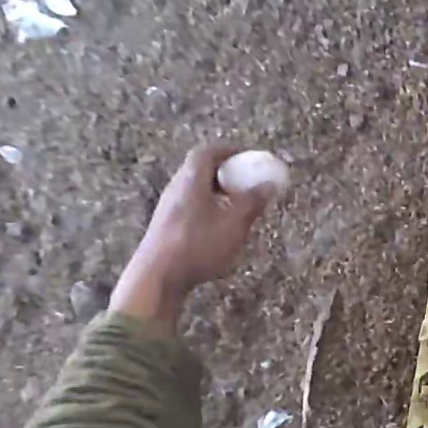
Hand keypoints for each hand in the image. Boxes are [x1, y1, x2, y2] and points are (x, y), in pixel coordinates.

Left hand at [109, 145, 275, 329]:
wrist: (157, 276)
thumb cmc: (198, 246)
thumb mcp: (234, 224)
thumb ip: (252, 202)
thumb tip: (269, 184)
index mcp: (191, 181)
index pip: (207, 153)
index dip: (229, 151)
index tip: (248, 157)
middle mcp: (176, 189)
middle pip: (200, 170)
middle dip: (226, 172)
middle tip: (247, 182)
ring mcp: (168, 208)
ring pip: (196, 189)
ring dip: (218, 191)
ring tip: (238, 206)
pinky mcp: (166, 226)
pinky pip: (191, 205)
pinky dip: (209, 206)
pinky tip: (220, 226)